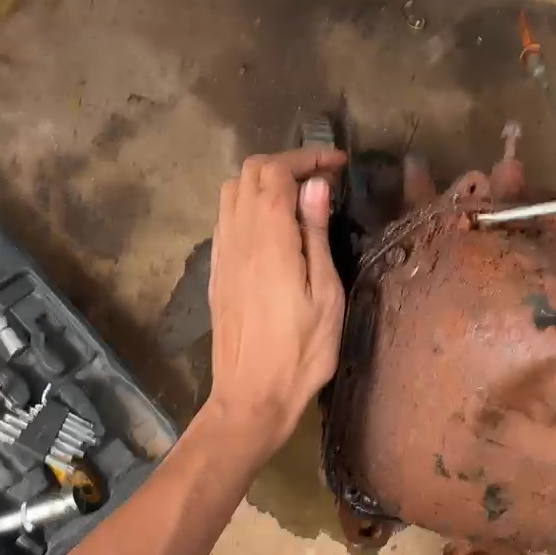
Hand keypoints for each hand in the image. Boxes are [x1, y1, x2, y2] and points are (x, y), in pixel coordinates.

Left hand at [202, 147, 347, 453]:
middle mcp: (237, 236)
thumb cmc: (300, 353)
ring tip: (298, 200)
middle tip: (322, 181)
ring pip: (232, 192)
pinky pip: (226, 219)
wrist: (251, 396)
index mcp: (268, 238)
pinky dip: (249, 205)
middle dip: (286, 164)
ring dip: (264, 182)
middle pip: (249, 172)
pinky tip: (273, 229)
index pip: (277, 171)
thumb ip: (315, 235)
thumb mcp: (325, 295)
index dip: (308, 158)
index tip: (338, 166)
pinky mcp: (216, 271)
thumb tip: (316, 186)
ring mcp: (221, 254)